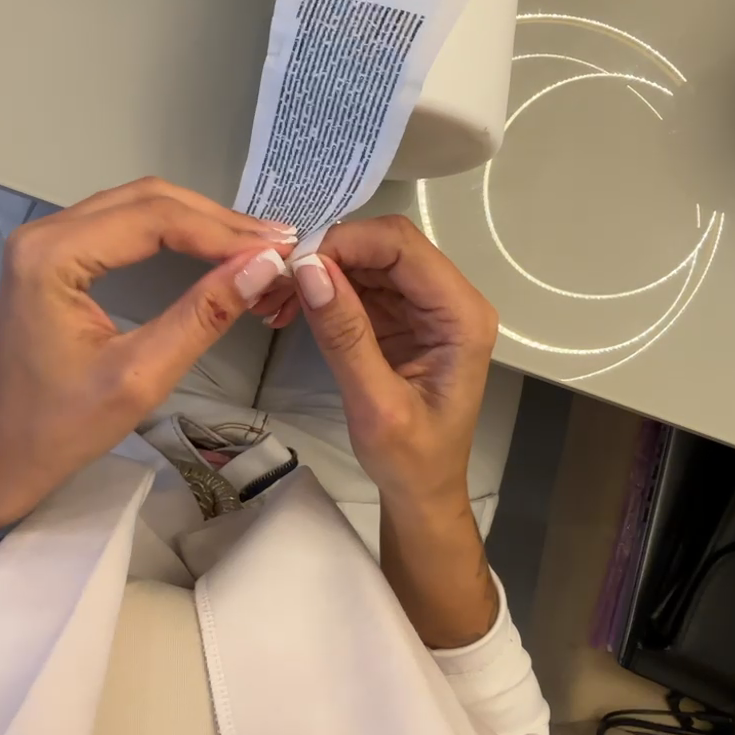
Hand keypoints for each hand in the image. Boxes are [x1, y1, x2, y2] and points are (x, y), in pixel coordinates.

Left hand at [0, 179, 293, 572]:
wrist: (8, 453)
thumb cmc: (65, 426)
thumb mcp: (142, 375)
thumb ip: (203, 315)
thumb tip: (264, 266)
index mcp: (52, 256)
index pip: (154, 219)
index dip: (222, 232)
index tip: (278, 249)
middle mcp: (44, 232)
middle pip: (147, 200)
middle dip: (216, 221)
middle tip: (275, 244)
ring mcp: (46, 240)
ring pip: (137, 206)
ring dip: (198, 222)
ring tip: (253, 245)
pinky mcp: (55, 255)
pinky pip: (123, 225)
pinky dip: (172, 232)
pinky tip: (209, 247)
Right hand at [286, 215, 501, 646]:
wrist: (422, 492)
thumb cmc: (411, 460)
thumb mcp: (375, 404)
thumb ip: (346, 334)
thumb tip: (309, 269)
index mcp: (460, 316)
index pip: (403, 247)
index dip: (347, 242)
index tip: (294, 264)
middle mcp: (449, 300)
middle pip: (385, 246)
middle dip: (330, 254)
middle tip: (276, 280)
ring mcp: (424, 307)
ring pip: (368, 261)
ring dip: (321, 271)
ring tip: (274, 297)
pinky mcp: (401, 318)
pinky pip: (360, 285)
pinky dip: (324, 290)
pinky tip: (290, 306)